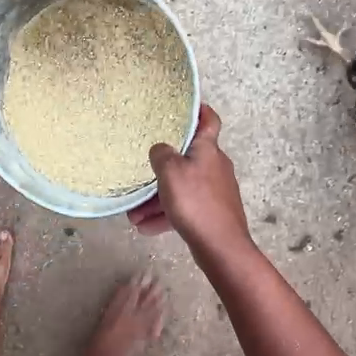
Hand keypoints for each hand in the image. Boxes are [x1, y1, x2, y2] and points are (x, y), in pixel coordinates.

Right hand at [127, 105, 250, 254]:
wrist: (222, 248)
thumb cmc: (196, 201)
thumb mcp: (170, 171)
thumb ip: (161, 154)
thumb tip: (160, 150)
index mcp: (208, 148)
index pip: (209, 119)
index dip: (199, 110)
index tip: (182, 107)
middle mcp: (215, 166)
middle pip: (187, 158)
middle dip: (162, 166)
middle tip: (142, 170)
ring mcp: (215, 191)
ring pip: (182, 186)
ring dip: (158, 197)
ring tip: (134, 214)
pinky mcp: (213, 214)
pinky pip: (185, 207)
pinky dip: (166, 214)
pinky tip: (145, 228)